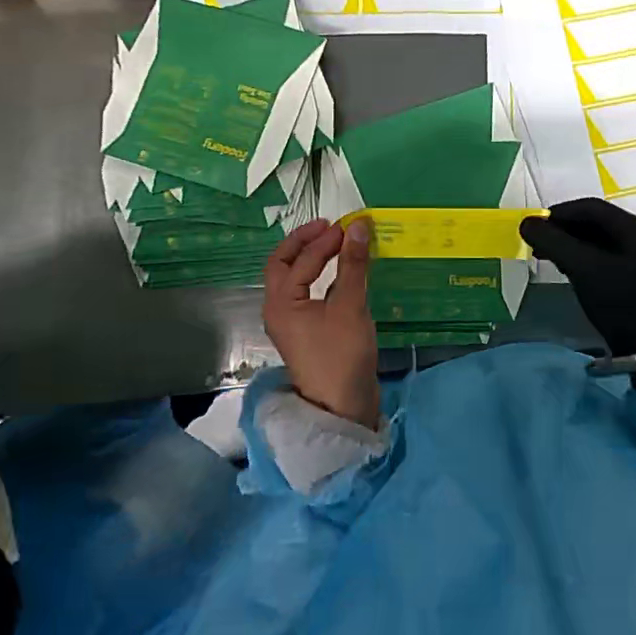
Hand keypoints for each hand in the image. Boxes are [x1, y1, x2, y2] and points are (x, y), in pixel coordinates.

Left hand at [261, 218, 380, 428]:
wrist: (342, 408)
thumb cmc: (341, 355)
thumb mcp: (349, 306)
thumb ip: (352, 264)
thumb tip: (358, 226)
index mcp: (280, 301)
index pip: (302, 260)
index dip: (327, 240)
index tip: (351, 226)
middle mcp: (277, 308)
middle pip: (282, 264)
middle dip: (304, 243)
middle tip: (329, 228)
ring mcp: (289, 321)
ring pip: (292, 279)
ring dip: (309, 259)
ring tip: (334, 244)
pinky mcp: (303, 331)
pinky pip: (304, 294)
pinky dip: (318, 278)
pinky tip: (339, 273)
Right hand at [520, 199, 635, 358]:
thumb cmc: (623, 305)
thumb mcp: (584, 270)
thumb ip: (554, 243)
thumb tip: (526, 223)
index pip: (590, 208)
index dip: (557, 213)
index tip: (533, 228)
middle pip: (595, 221)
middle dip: (562, 229)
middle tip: (537, 243)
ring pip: (599, 238)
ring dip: (570, 243)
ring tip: (547, 256)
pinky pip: (605, 254)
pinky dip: (582, 256)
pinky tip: (568, 268)